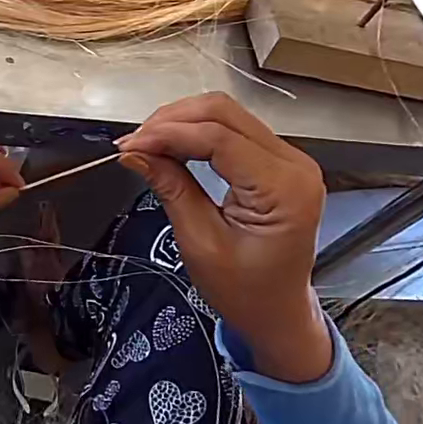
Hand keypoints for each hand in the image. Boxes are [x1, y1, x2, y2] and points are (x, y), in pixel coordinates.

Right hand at [117, 94, 331, 382]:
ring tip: (144, 143)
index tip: (129, 146)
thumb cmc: (244, 290)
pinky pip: (228, 128)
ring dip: (178, 121)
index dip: (167, 134)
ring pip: (223, 113)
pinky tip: (166, 144)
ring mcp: (287, 158)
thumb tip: (134, 153)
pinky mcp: (274, 160)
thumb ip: (171, 188)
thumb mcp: (200, 242)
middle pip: (222, 112)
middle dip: (170, 120)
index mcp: (284, 188)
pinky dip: (191, 130)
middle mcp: (294, 164)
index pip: (218, 138)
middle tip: (133, 143)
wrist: (276, 311)